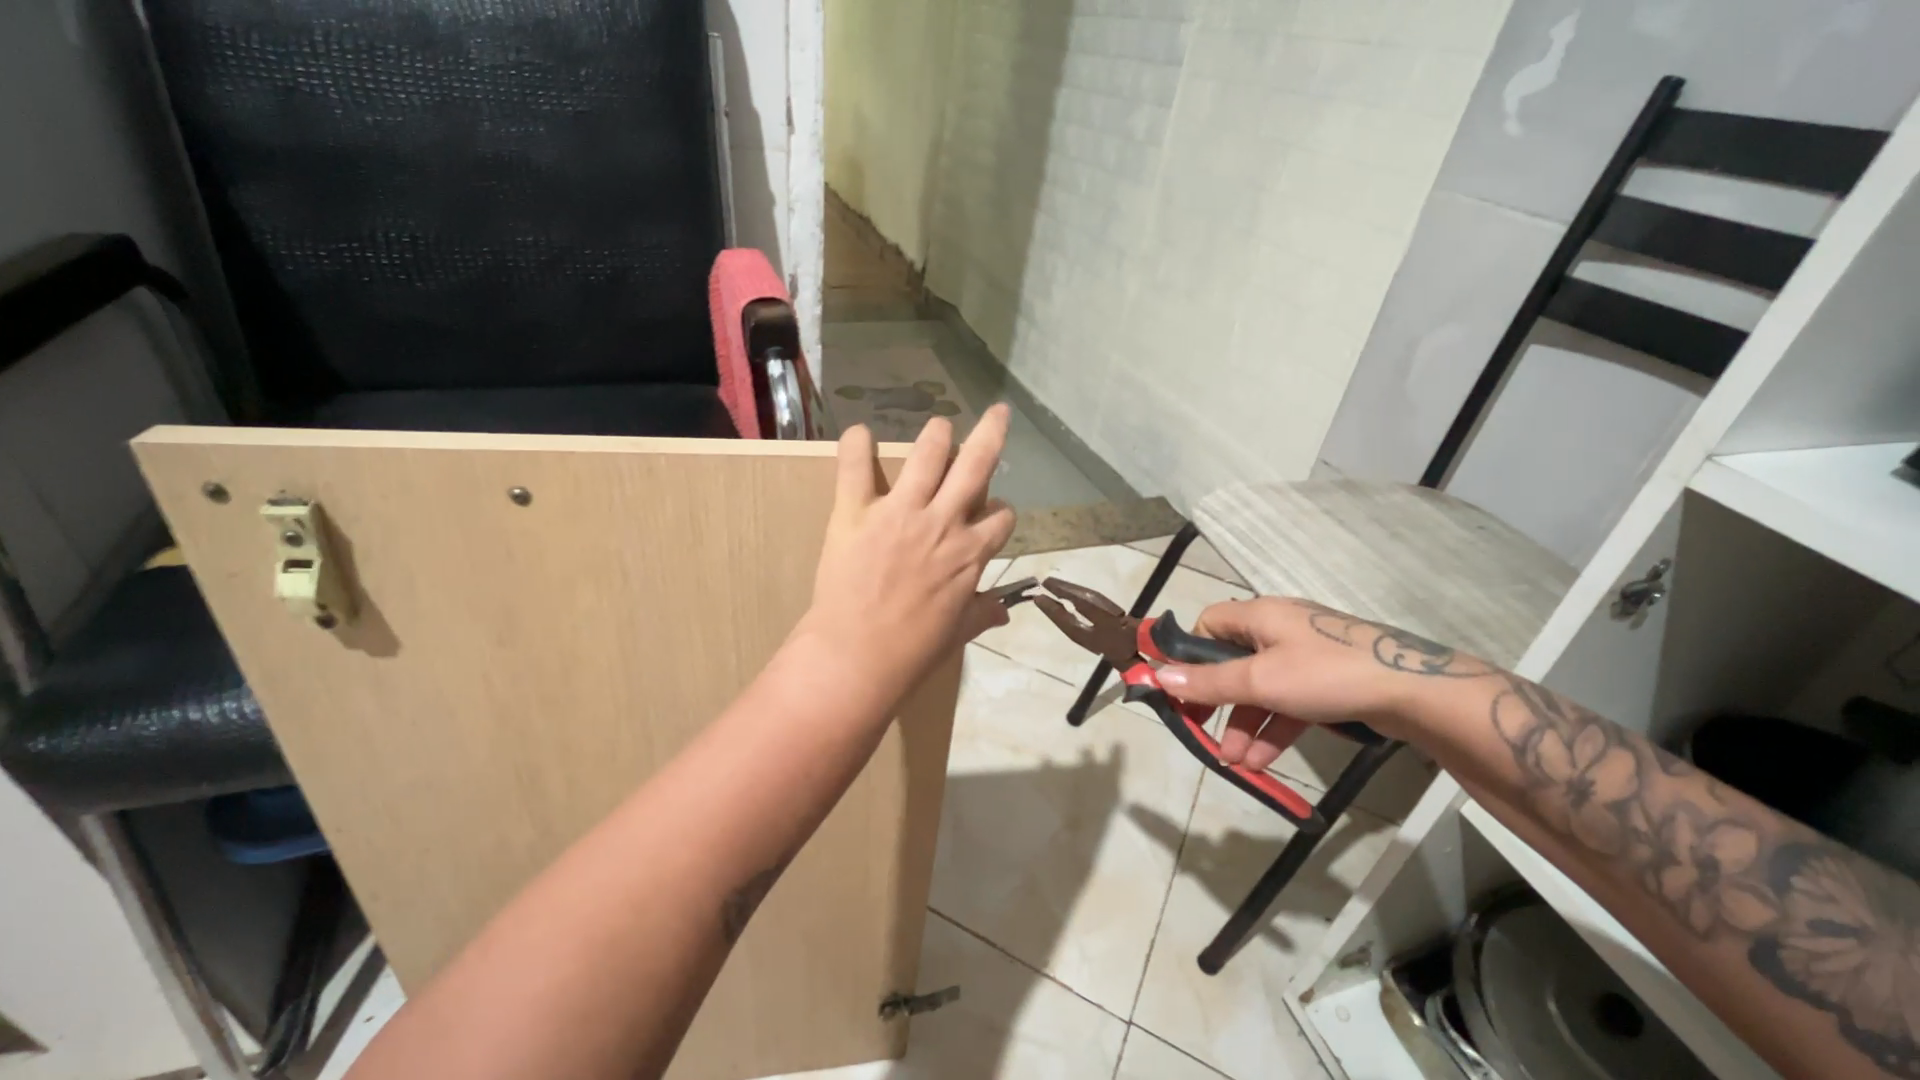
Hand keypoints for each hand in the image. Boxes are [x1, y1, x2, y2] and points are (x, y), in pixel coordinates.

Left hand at [796, 405, 1016, 696]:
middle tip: (997, 413)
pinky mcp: (856, 511)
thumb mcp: (957, 631)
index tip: (992, 513)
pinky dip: (855, 445)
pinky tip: (859, 433)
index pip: (1001, 515)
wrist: (858, 656)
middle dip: (991, 434)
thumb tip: (1003, 612)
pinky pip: (855, 467)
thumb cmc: (913, 651)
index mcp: (970, 553)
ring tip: (939, 426)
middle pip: (977, 465)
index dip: (1000, 511)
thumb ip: (981, 613)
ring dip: (937, 434)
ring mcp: (900, 512)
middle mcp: (942, 522)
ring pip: (928, 454)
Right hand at [1157, 598, 1493, 767]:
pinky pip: (1288, 705)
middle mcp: (1281, 630)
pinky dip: (1272, 731)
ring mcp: (1307, 658)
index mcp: (1261, 615)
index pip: (1209, 623)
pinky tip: (1260, 762)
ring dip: (1243, 725)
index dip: (1189, 654)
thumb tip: (1157, 675)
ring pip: (1261, 691)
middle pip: (1233, 662)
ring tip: (1232, 761)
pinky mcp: (1329, 684)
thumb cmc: (1326, 675)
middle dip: (1214, 701)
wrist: (1413, 691)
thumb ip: (1209, 682)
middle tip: (1197, 728)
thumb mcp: (1260, 680)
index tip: (1176, 688)